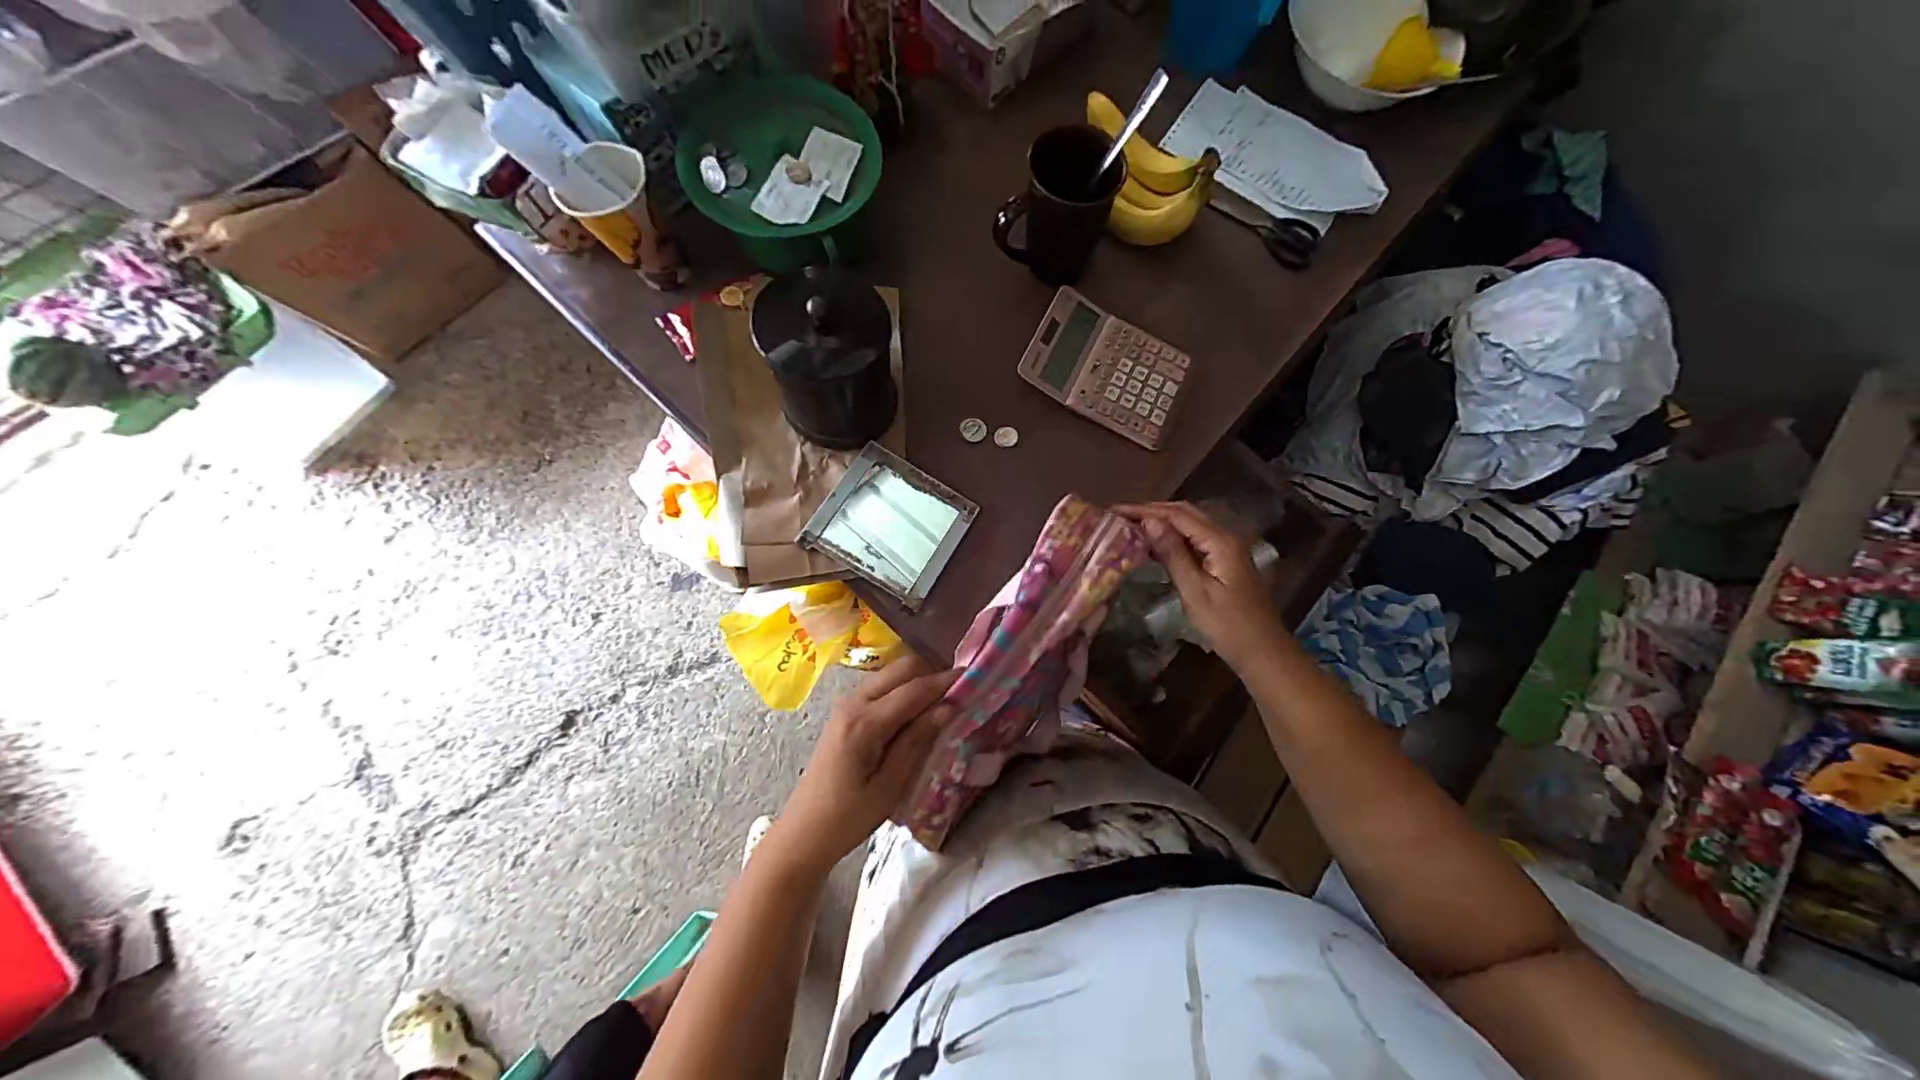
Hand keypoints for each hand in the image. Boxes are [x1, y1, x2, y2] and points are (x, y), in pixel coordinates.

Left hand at [769, 656, 957, 875]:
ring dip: (917, 682)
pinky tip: (916, 715)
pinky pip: (881, 688)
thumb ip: (916, 742)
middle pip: (901, 669)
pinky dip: (903, 691)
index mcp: (864, 723)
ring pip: (891, 675)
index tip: (974, 679)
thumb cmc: (848, 818)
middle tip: (958, 695)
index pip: (913, 689)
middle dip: (932, 675)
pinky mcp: (845, 713)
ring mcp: (847, 705)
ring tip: (942, 706)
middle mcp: (854, 703)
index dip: (945, 682)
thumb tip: (947, 708)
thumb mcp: (889, 787)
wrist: (803, 832)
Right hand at [1117, 501, 1290, 671]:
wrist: (1262, 650)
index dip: (1144, 510)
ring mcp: (1227, 548)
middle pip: (1185, 513)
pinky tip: (1153, 544)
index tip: (1115, 511)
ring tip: (1130, 526)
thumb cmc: (1228, 625)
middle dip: (1151, 511)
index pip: (1177, 515)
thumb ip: (1173, 554)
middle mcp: (1225, 536)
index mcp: (1220, 541)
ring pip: (1190, 524)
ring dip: (1161, 521)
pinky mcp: (1224, 560)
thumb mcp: (1195, 591)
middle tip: (1119, 516)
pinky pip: (1194, 538)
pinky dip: (1172, 536)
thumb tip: (1149, 522)